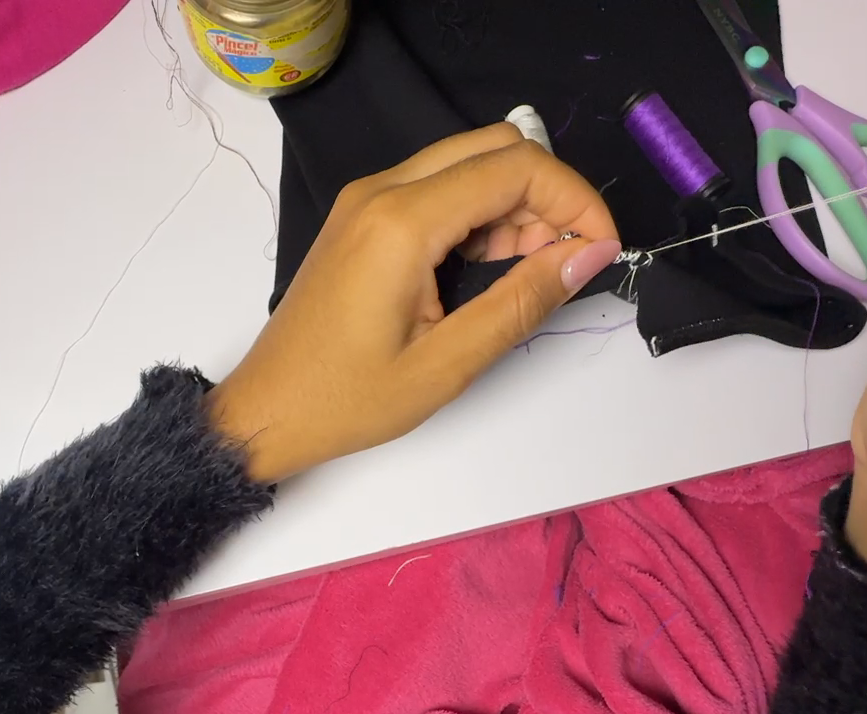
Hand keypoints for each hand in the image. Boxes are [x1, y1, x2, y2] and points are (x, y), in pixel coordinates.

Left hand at [207, 125, 621, 482]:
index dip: (574, 199)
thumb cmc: (346, 401)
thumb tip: (589, 254)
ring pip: (464, 166)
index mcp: (401, 223)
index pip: (515, 168)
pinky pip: (432, 192)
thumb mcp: (444, 365)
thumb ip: (521, 302)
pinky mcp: (359, 221)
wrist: (267, 411)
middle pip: (492, 150)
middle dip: (546, 196)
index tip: (599, 248)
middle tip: (564, 262)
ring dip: (511, 207)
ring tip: (530, 273)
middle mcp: (380, 192)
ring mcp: (364, 203)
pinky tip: (486, 266)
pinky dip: (474, 217)